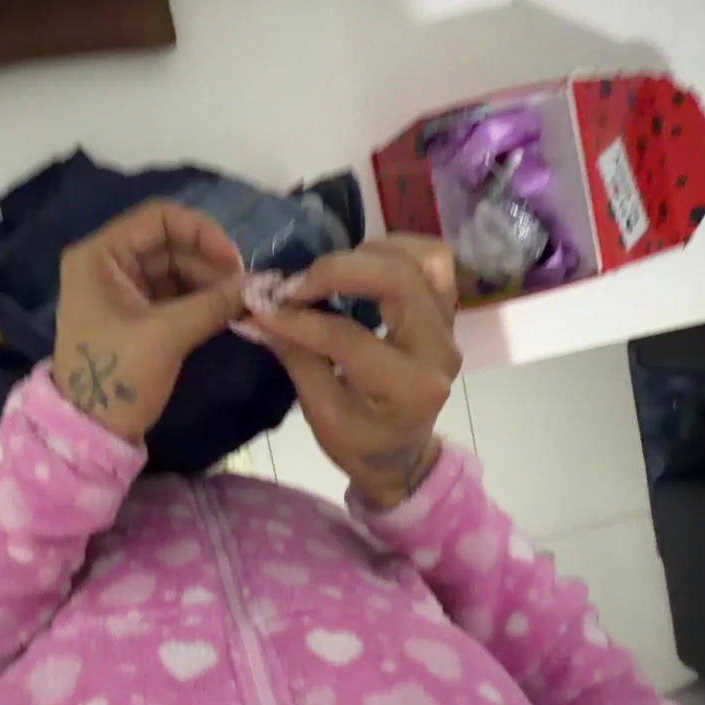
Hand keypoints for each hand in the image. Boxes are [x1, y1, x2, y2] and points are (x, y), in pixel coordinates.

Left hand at [52, 202, 248, 441]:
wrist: (90, 432)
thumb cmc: (118, 376)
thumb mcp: (167, 336)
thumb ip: (215, 303)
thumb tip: (263, 283)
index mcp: (100, 256)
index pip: (159, 219)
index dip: (203, 233)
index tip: (236, 262)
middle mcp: (107, 264)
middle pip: (170, 244)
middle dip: (210, 263)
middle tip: (246, 289)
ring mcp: (121, 290)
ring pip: (176, 270)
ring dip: (210, 283)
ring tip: (241, 303)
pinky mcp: (134, 315)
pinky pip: (174, 294)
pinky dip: (200, 300)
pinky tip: (226, 312)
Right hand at [250, 236, 461, 508]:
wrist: (401, 455)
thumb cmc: (360, 444)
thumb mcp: (322, 415)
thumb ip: (295, 358)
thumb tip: (254, 311)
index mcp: (410, 390)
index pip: (351, 338)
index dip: (300, 320)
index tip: (260, 307)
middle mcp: (440, 351)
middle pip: (399, 280)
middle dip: (336, 271)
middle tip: (293, 284)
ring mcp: (450, 326)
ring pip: (423, 260)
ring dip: (369, 253)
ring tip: (326, 272)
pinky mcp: (446, 310)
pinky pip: (432, 260)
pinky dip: (394, 249)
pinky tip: (358, 261)